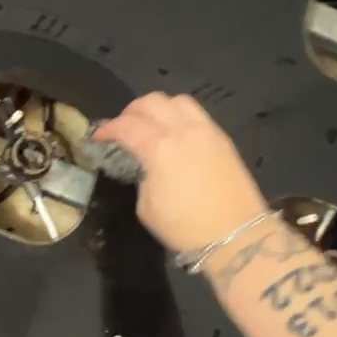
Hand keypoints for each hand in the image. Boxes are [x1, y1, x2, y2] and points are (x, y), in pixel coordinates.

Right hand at [92, 92, 268, 252]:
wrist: (236, 236)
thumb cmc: (185, 227)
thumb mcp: (147, 206)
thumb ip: (141, 176)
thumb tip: (143, 165)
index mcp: (159, 148)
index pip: (126, 126)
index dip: (108, 129)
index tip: (99, 137)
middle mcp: (183, 131)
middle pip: (152, 102)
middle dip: (131, 112)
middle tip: (122, 128)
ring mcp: (206, 131)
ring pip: (177, 101)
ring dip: (158, 108)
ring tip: (149, 125)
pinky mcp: (222, 139)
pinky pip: (196, 114)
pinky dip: (178, 116)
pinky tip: (173, 134)